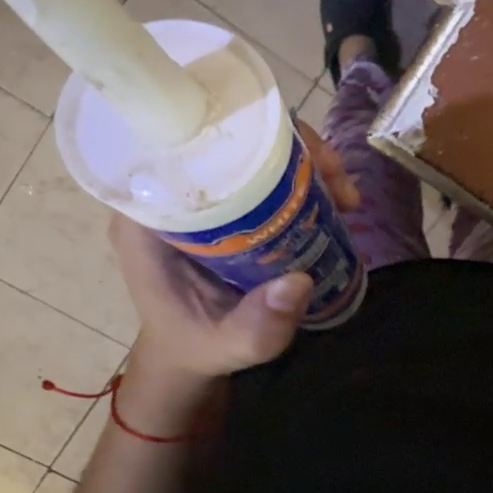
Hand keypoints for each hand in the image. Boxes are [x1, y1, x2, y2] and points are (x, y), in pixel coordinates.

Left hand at [109, 124, 358, 385]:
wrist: (190, 354)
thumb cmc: (196, 346)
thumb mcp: (225, 346)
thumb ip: (255, 327)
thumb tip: (299, 282)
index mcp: (148, 221)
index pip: (181, 150)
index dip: (238, 138)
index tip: (294, 154)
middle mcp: (170, 197)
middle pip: (226, 144)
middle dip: (289, 148)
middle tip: (335, 175)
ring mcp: (202, 197)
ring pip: (252, 152)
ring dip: (305, 159)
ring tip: (345, 191)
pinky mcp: (228, 203)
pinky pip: (264, 171)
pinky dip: (304, 175)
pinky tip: (336, 197)